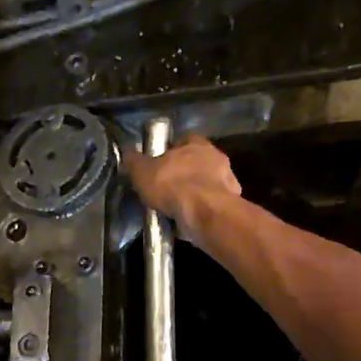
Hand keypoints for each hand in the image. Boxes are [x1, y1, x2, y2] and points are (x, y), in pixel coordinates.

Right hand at [122, 136, 241, 239]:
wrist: (205, 212)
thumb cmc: (173, 185)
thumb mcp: (143, 172)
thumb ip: (135, 161)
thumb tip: (128, 153)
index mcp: (195, 143)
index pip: (183, 141)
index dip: (171, 153)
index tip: (160, 167)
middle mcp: (215, 156)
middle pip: (197, 162)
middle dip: (185, 174)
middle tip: (169, 190)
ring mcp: (227, 179)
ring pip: (207, 183)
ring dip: (196, 193)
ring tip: (179, 209)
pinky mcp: (232, 201)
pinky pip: (213, 203)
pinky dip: (204, 209)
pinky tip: (191, 219)